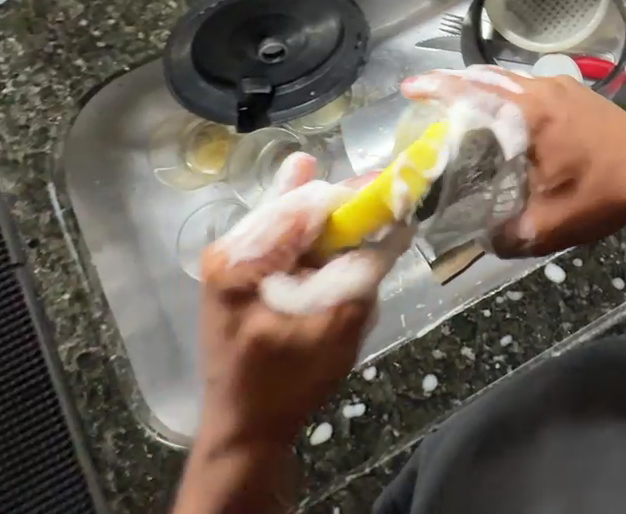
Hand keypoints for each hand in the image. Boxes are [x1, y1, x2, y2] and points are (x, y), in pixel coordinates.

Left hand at [195, 152, 408, 451]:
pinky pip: (286, 237)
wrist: (244, 431)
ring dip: (332, 220)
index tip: (394, 195)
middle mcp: (229, 248)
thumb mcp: (339, 326)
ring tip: (369, 221)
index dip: (355, 196)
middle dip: (345, 205)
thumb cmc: (288, 384)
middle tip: (386, 207)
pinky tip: (339, 238)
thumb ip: (366, 268)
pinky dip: (317, 237)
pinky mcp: (239, 273)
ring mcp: (229, 260)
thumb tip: (396, 222)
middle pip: (298, 203)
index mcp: (243, 259)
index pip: (308, 204)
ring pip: (293, 217)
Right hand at [399, 66, 625, 257]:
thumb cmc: (604, 195)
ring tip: (459, 106)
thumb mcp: (550, 226)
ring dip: (483, 88)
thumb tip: (480, 241)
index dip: (438, 87)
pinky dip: (509, 93)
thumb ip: (507, 235)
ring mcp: (565, 87)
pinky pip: (532, 86)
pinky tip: (505, 116)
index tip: (409, 87)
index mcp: (531, 113)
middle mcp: (544, 89)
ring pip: (512, 79)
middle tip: (427, 99)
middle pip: (489, 77)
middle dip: (455, 84)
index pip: (474, 91)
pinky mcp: (579, 94)